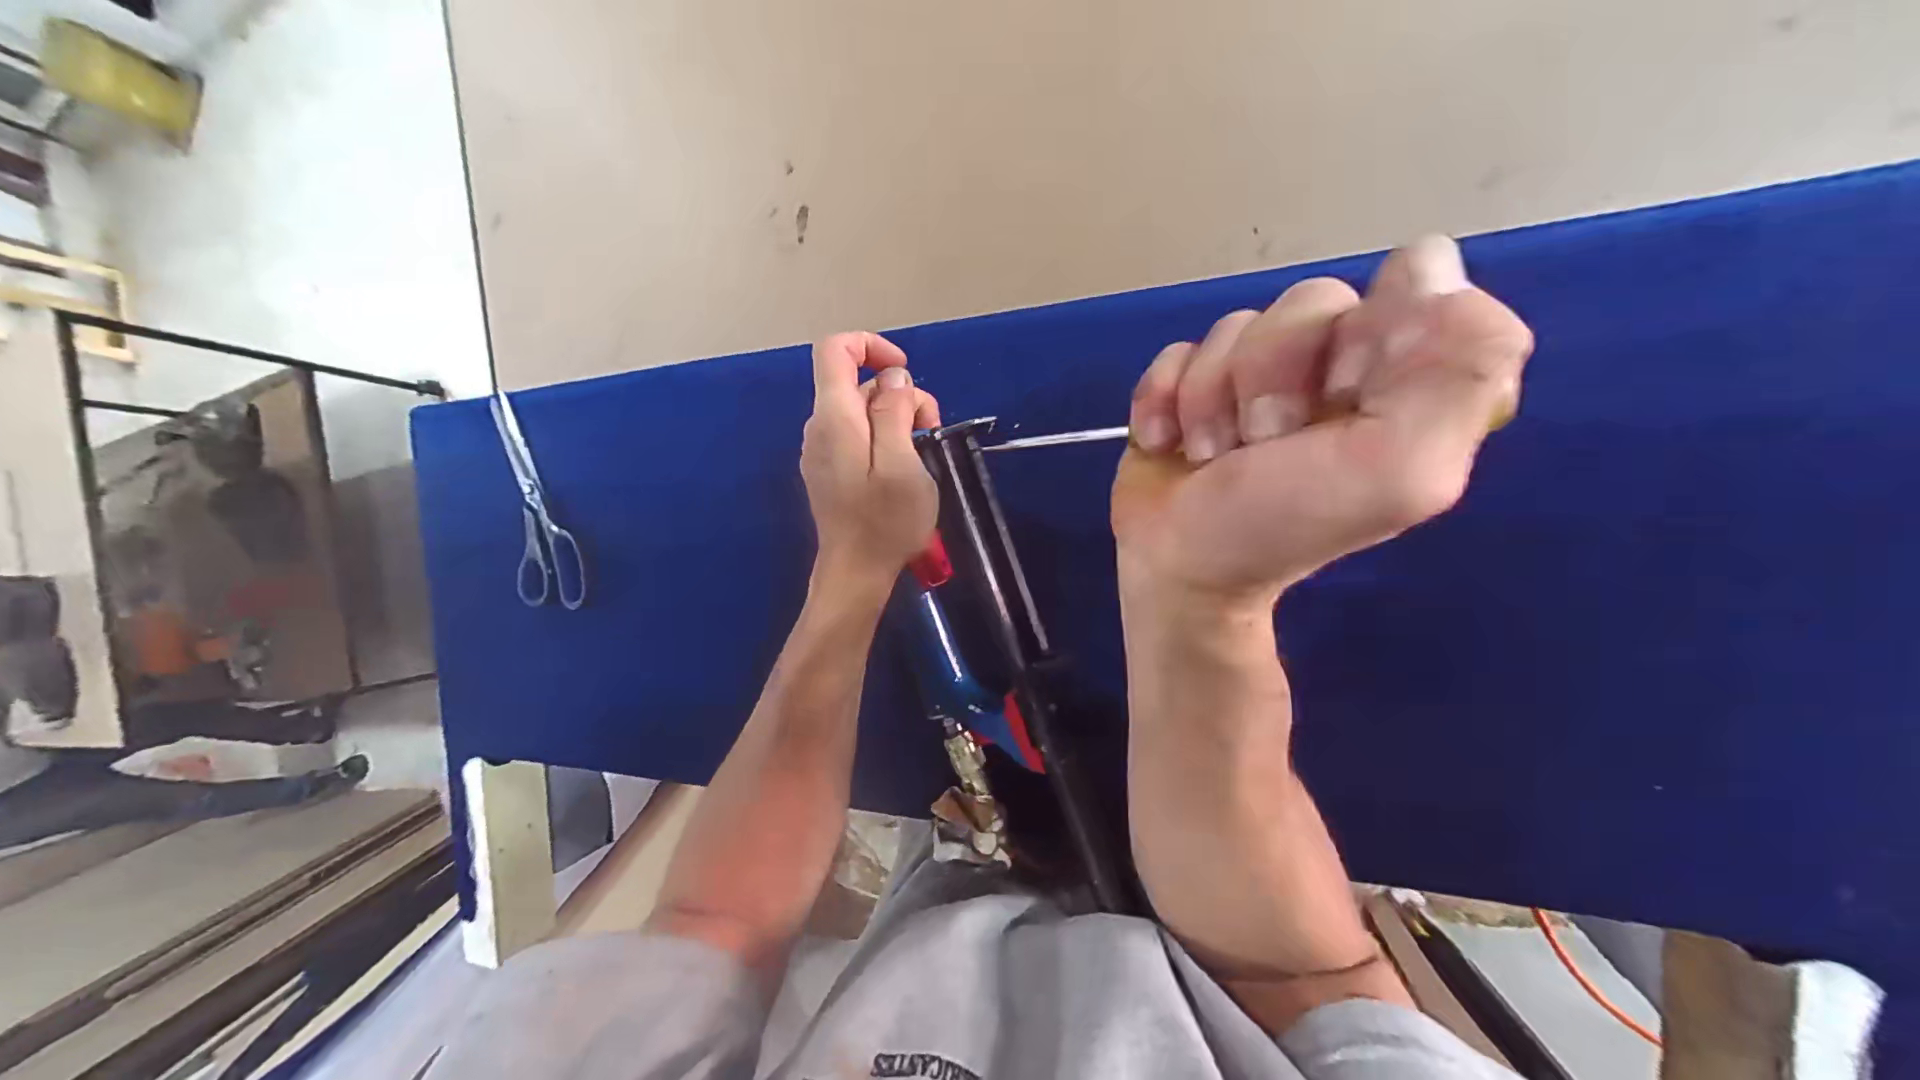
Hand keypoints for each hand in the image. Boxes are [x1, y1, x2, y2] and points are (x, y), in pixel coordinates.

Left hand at [802, 332, 940, 583]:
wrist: (855, 573)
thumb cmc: (885, 522)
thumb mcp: (903, 463)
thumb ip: (894, 412)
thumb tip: (893, 378)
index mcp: (835, 418)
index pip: (836, 350)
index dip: (872, 346)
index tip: (905, 372)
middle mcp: (820, 427)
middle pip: (857, 384)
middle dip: (899, 395)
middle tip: (930, 429)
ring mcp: (821, 450)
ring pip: (861, 411)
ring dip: (896, 419)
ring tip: (922, 453)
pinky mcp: (829, 470)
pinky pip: (857, 436)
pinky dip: (883, 438)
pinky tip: (902, 467)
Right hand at [1113, 236, 1532, 605]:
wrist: (1177, 565)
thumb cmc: (1282, 527)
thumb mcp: (1399, 472)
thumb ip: (1457, 374)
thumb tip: (1428, 261)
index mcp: (1403, 381)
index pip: (1412, 284)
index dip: (1368, 335)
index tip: (1344, 399)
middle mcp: (1334, 366)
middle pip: (1310, 301)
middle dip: (1272, 380)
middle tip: (1265, 444)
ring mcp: (1255, 372)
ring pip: (1236, 326)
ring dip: (1210, 402)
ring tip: (1211, 458)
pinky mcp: (1191, 381)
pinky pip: (1178, 350)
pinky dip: (1163, 401)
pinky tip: (1167, 444)